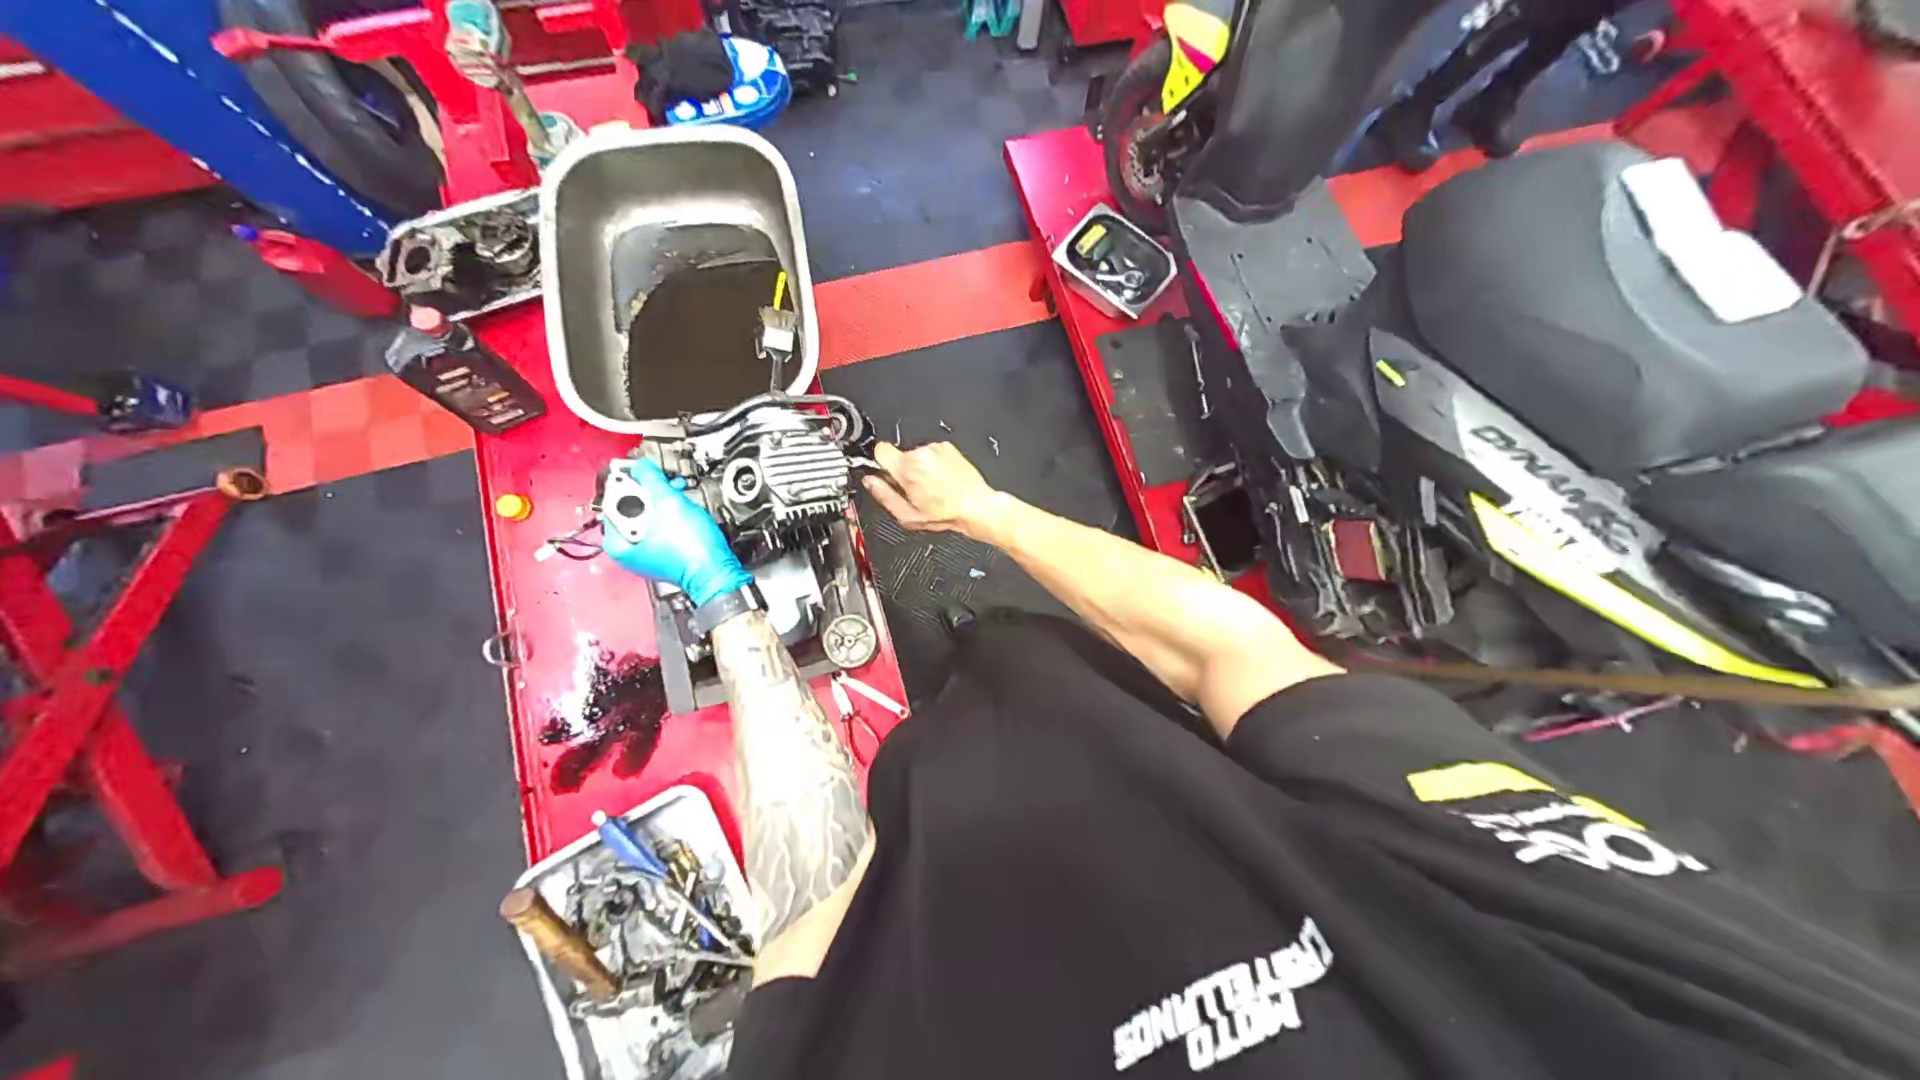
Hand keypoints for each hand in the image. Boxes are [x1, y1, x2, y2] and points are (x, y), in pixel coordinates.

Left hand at [600, 459, 752, 605]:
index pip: (615, 499)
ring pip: (647, 517)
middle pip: (631, 508)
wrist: (716, 571)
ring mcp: (645, 554)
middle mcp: (627, 550)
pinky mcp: (661, 554)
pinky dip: (669, 517)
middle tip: (667, 484)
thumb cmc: (692, 547)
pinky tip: (682, 511)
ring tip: (678, 496)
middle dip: (651, 493)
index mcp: (618, 542)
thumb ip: (650, 479)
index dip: (633, 481)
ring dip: (663, 502)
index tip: (648, 472)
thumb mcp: (669, 502)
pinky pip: (658, 528)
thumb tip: (640, 465)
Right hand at [861, 442, 1000, 536]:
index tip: (888, 473)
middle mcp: (921, 454)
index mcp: (907, 469)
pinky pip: (932, 454)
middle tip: (916, 490)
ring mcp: (936, 449)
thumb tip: (870, 482)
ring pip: (917, 455)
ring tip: (933, 487)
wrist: (976, 506)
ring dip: (921, 468)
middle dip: (904, 470)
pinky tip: (942, 480)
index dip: (881, 462)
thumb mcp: (908, 515)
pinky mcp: (948, 448)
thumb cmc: (946, 514)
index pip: (880, 450)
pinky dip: (934, 465)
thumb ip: (884, 496)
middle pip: (900, 455)